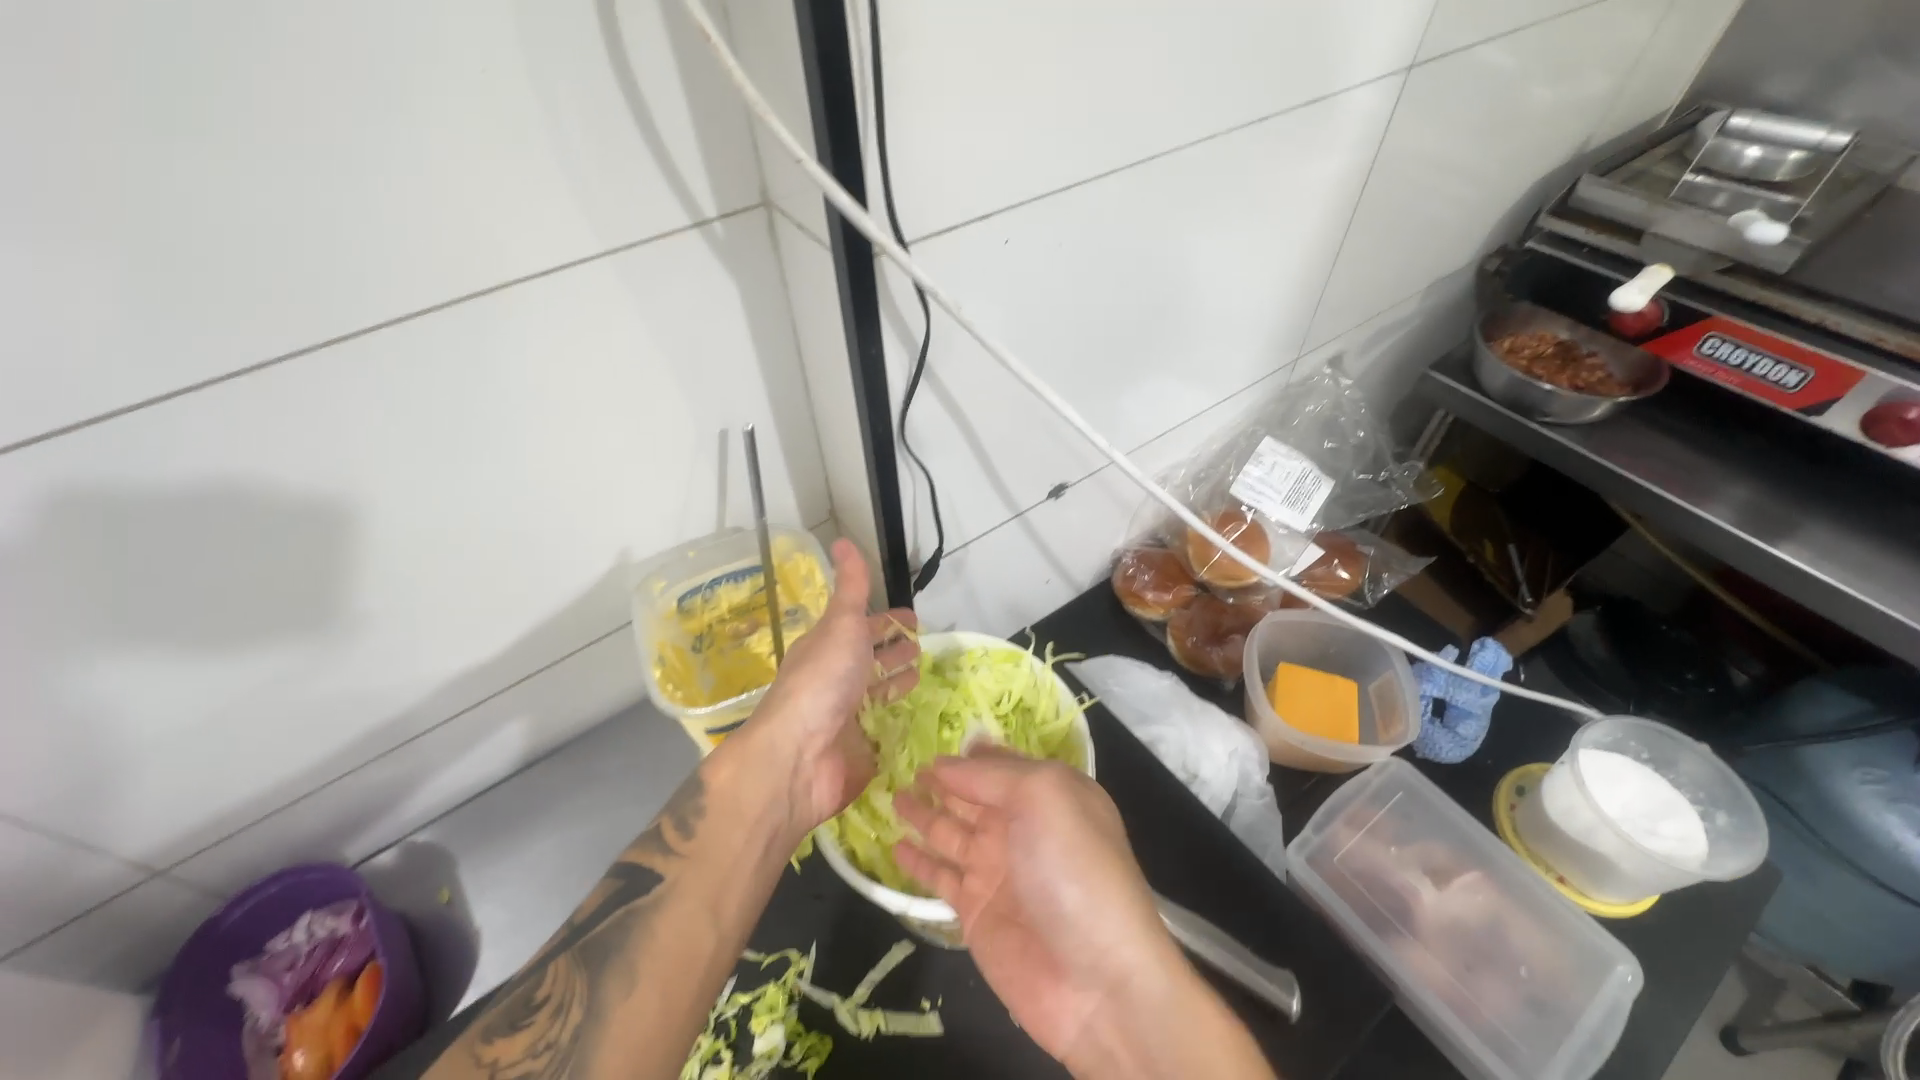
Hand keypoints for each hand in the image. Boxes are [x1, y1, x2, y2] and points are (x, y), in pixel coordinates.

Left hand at [748, 539, 917, 834]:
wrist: (799, 756)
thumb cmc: (822, 682)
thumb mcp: (840, 624)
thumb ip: (851, 588)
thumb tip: (843, 539)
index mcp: (829, 647)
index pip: (864, 627)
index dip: (889, 620)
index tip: (918, 620)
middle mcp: (837, 679)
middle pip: (871, 660)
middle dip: (895, 650)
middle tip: (926, 648)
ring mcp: (848, 717)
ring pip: (877, 693)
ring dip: (897, 682)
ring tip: (922, 676)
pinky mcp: (861, 750)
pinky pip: (884, 730)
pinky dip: (899, 721)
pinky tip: (919, 716)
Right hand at [891, 750, 1185, 1068]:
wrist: (1095, 980)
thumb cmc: (1075, 871)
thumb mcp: (1043, 797)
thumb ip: (991, 776)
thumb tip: (944, 764)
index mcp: (1051, 795)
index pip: (1003, 764)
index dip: (971, 754)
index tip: (932, 740)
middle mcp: (1023, 828)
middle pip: (973, 796)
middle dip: (943, 780)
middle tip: (901, 762)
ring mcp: (997, 871)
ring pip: (950, 831)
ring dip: (923, 814)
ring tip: (892, 796)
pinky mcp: (975, 912)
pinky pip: (939, 876)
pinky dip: (917, 860)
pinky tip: (895, 845)